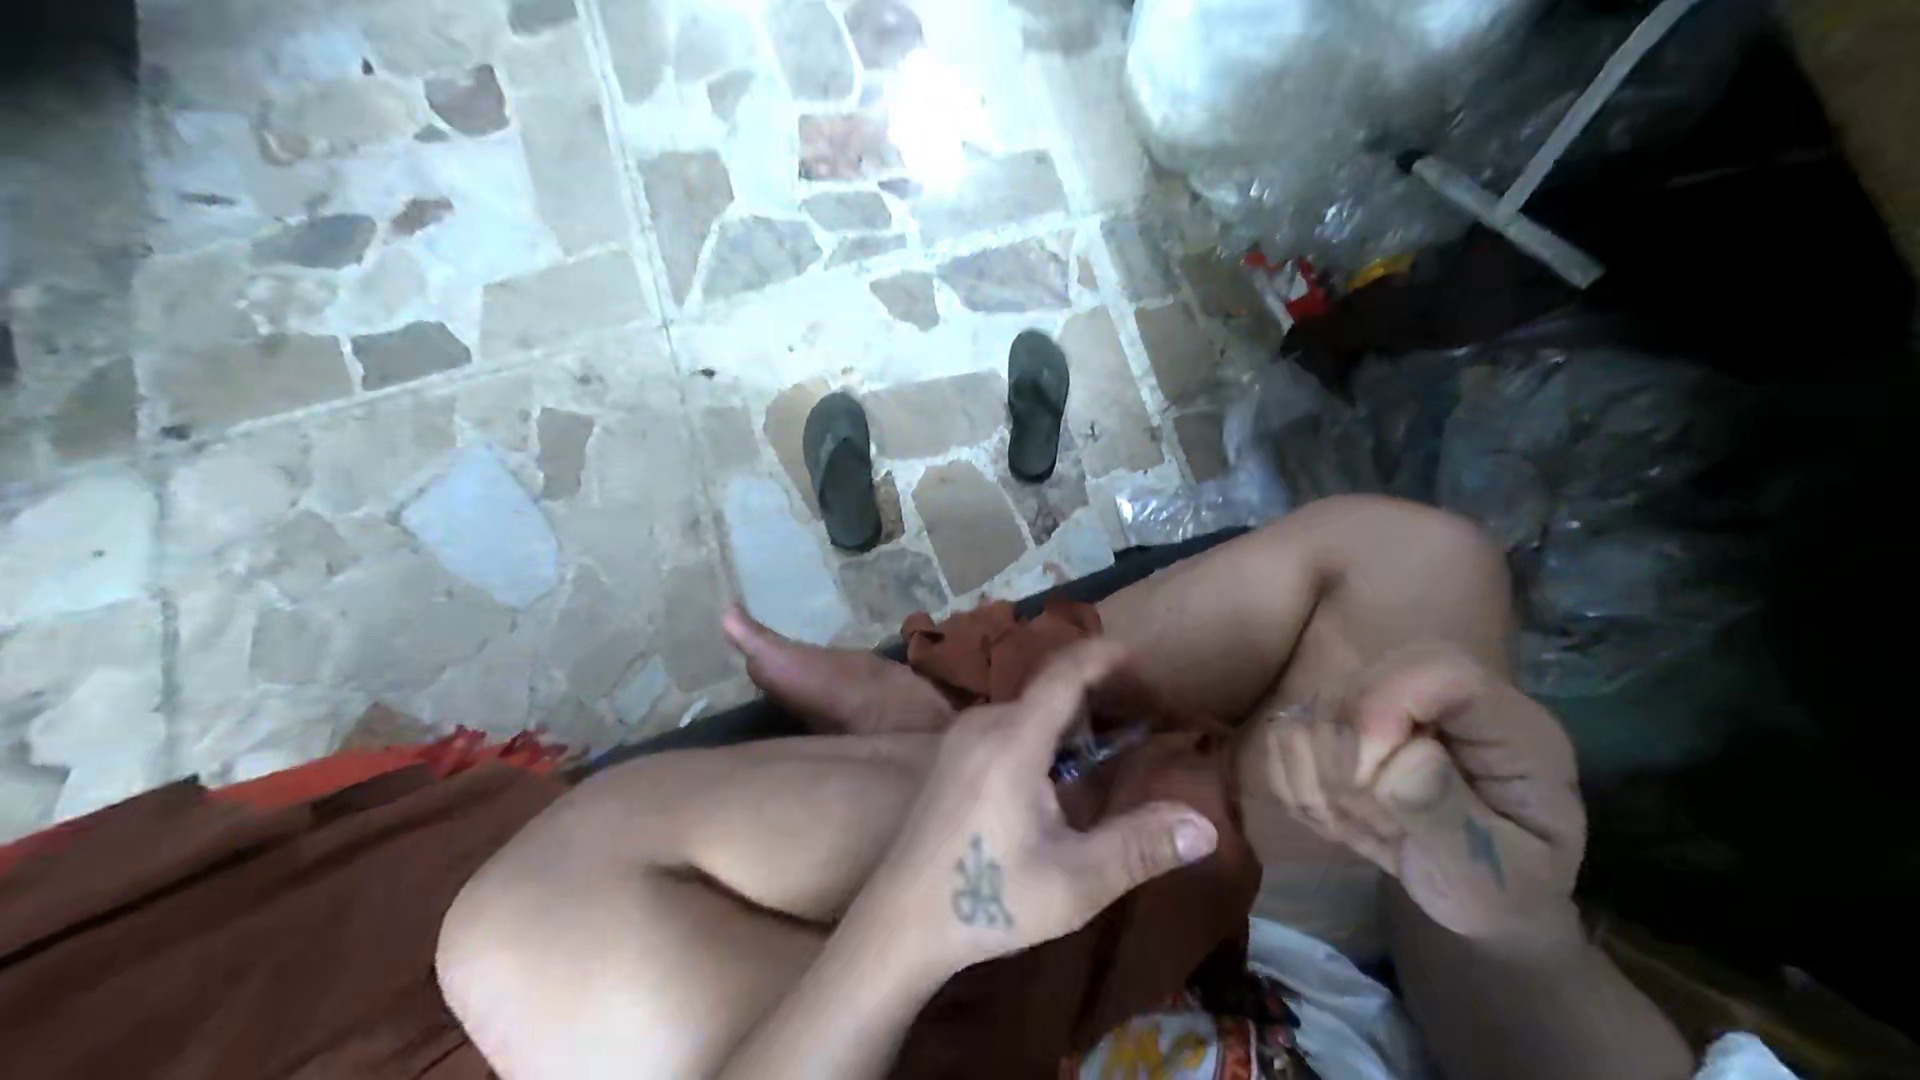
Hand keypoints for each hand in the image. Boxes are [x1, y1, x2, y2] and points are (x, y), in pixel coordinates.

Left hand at [854, 640, 1220, 980]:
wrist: (901, 920)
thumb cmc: (988, 901)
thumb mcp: (1073, 883)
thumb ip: (1140, 848)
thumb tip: (1205, 826)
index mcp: (1012, 741)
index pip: (1062, 674)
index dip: (1102, 656)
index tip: (1140, 655)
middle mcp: (983, 723)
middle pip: (1048, 689)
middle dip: (1097, 695)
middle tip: (1141, 717)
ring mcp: (960, 736)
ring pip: (1028, 706)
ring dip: (1070, 716)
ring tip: (1108, 744)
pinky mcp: (951, 753)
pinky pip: (1007, 722)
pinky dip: (1042, 728)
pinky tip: (1057, 770)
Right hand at [1250, 644, 1585, 949]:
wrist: (1474, 897)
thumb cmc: (1500, 889)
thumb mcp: (1498, 878)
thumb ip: (1454, 819)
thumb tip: (1410, 758)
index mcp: (1504, 725)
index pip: (1436, 668)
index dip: (1385, 708)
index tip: (1366, 779)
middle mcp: (1435, 698)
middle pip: (1360, 687)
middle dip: (1347, 764)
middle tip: (1380, 825)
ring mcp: (1379, 706)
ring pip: (1311, 710)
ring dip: (1320, 782)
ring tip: (1361, 826)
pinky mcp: (1332, 723)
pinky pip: (1282, 734)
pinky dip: (1295, 783)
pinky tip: (1334, 814)